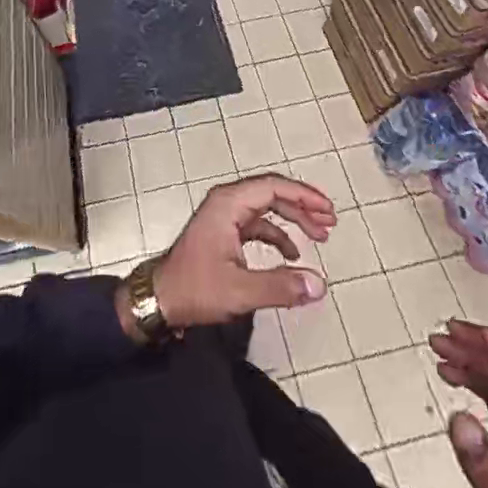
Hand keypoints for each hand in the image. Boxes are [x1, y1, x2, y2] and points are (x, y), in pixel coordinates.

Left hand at [153, 173, 336, 328]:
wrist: (158, 301)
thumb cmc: (195, 289)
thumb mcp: (239, 291)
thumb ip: (281, 286)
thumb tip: (319, 285)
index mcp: (229, 204)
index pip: (274, 187)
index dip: (304, 196)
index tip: (327, 210)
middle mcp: (227, 202)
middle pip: (272, 193)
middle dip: (303, 206)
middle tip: (330, 222)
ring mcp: (224, 216)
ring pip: (266, 208)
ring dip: (293, 219)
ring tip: (320, 235)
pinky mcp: (223, 231)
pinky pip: (257, 224)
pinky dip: (277, 234)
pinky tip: (292, 254)